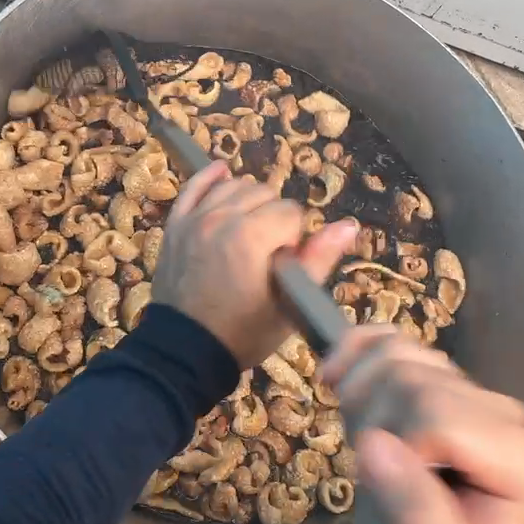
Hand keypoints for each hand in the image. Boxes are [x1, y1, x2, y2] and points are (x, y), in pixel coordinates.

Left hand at [152, 161, 357, 365]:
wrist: (185, 350)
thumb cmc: (243, 331)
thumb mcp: (290, 303)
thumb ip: (319, 259)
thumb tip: (348, 225)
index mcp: (252, 235)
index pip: (291, 212)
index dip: (295, 238)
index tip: (284, 264)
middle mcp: (222, 217)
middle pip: (264, 194)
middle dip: (274, 218)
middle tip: (268, 253)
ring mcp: (195, 218)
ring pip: (234, 185)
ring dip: (249, 201)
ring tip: (250, 231)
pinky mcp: (175, 225)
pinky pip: (194, 187)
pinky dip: (210, 178)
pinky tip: (223, 173)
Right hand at [321, 326, 523, 523]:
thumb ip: (415, 512)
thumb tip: (374, 444)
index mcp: (522, 460)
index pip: (439, 414)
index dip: (396, 443)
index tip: (389, 487)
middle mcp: (507, 415)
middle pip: (414, 380)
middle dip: (374, 421)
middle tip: (372, 470)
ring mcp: (472, 389)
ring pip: (398, 352)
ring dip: (360, 392)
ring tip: (363, 439)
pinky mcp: (438, 377)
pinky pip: (390, 338)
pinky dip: (355, 349)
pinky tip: (336, 377)